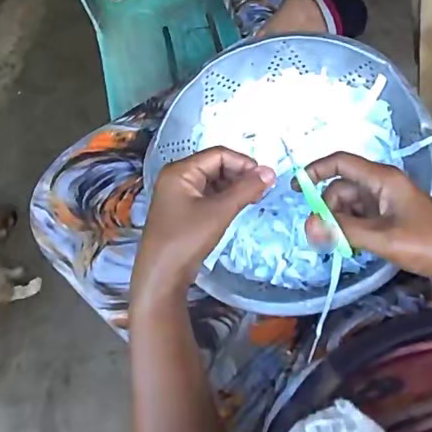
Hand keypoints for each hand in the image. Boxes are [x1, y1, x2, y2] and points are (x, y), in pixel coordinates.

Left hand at [136, 147, 274, 296]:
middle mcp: (176, 177)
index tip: (264, 178)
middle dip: (240, 175)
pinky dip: (224, 198)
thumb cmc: (187, 239)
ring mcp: (177, 194)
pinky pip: (207, 195)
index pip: (218, 154)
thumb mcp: (220, 211)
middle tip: (261, 190)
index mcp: (180, 171)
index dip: (243, 163)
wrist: (161, 276)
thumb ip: (246, 189)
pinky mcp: (181, 210)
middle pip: (215, 165)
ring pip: (213, 181)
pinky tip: (237, 207)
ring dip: (234, 187)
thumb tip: (270, 171)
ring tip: (253, 198)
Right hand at [303, 152, 431, 282]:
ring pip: (349, 204)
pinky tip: (350, 246)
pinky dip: (350, 228)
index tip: (295, 189)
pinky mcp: (390, 217)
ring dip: (338, 221)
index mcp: (382, 179)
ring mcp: (387, 201)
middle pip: (341, 187)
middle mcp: (382, 184)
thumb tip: (308, 226)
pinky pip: (360, 216)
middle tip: (320, 236)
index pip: (341, 162)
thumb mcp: (382, 238)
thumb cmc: (427, 244)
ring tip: (336, 245)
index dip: (315, 170)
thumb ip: (344, 230)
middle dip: (326, 208)